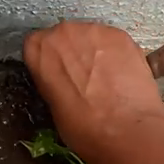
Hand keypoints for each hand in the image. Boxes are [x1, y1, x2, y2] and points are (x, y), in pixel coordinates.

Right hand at [22, 21, 163, 163]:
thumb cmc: (84, 126)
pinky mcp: (121, 36)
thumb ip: (52, 79)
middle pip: (65, 36)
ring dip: (96, 52)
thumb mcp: (52, 104)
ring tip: (108, 78)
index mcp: (37, 48)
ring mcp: (93, 31)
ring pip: (91, 37)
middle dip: (74, 52)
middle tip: (85, 76)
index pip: (37, 44)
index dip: (49, 60)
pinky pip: (115, 42)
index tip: (59, 72)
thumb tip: (63, 79)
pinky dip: (118, 55)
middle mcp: (62, 32)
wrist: (126, 132)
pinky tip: (123, 76)